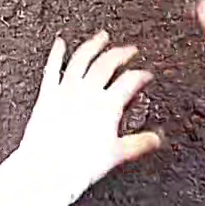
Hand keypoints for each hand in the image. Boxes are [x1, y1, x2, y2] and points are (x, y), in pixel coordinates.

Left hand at [11, 31, 162, 201]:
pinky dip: (56, 53)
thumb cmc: (80, 166)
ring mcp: (67, 90)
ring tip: (101, 36)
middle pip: (108, 63)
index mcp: (108, 105)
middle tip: (130, 49)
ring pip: (82, 58)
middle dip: (122, 53)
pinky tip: (59, 43)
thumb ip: (139, 143)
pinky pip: (52, 68)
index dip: (141, 75)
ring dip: (93, 45)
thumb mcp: (116, 154)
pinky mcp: (48, 93)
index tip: (146, 74)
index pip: (130, 81)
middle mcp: (88, 92)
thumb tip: (156, 139)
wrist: (48, 169)